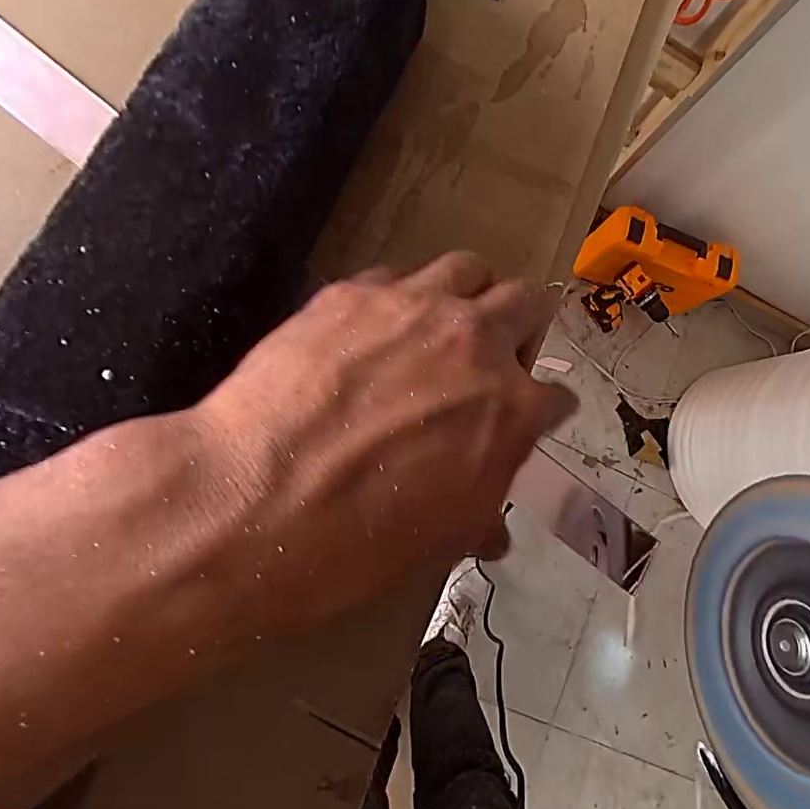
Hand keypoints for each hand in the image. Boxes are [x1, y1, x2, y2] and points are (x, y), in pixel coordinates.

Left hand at [187, 253, 577, 623]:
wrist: (252, 504)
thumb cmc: (361, 539)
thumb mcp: (443, 540)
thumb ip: (483, 516)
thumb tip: (494, 530)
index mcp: (515, 408)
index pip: (557, 395)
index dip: (544, 410)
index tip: (528, 418)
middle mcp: (479, 342)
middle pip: (529, 303)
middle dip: (522, 329)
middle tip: (491, 360)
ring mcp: (417, 308)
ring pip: (470, 268)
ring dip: (469, 296)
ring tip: (441, 328)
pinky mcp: (355, 292)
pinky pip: (397, 276)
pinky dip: (401, 299)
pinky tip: (374, 332)